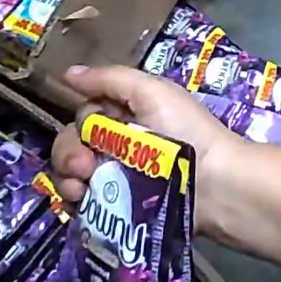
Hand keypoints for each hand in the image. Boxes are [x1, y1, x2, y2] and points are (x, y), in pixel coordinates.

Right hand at [50, 64, 243, 237]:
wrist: (214, 184)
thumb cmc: (186, 131)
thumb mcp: (152, 92)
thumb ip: (111, 79)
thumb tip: (68, 73)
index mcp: (129, 113)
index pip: (87, 112)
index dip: (82, 119)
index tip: (88, 129)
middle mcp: (120, 142)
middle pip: (73, 141)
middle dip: (68, 152)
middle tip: (84, 166)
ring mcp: (117, 177)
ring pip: (71, 172)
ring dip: (66, 177)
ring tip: (81, 189)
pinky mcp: (116, 208)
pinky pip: (81, 203)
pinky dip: (73, 202)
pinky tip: (80, 204)